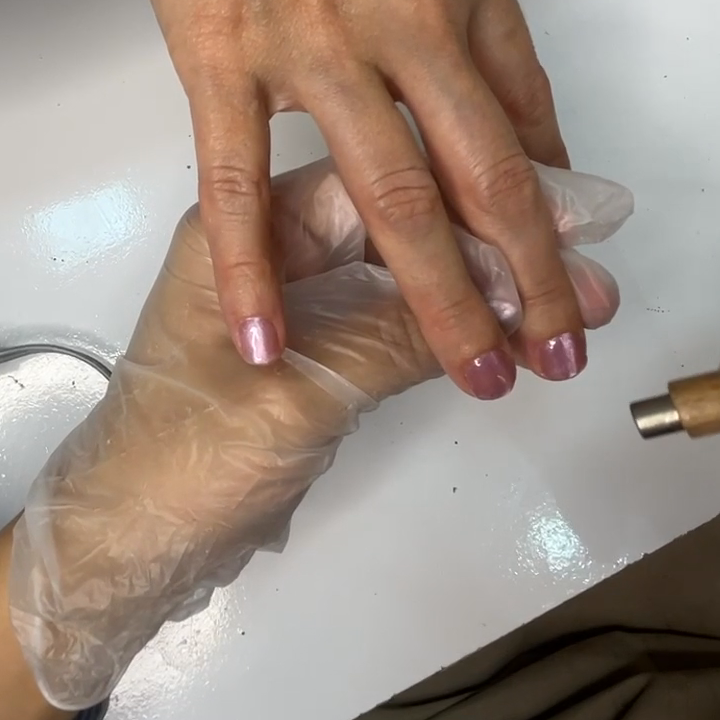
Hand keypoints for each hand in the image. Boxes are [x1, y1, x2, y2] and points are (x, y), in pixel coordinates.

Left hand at [10, 159, 631, 707]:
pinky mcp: (318, 339)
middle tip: (587, 260)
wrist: (132, 534)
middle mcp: (277, 243)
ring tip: (575, 301)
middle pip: (400, 222)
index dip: (467, 199)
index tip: (558, 210)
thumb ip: (395, 338)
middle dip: (492, 244)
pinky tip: (514, 326)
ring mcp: (300, 292)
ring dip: (483, 286)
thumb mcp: (297, 393)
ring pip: (407, 270)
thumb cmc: (187, 455)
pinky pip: (396, 315)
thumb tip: (509, 301)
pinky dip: (452, 323)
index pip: (375, 185)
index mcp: (248, 223)